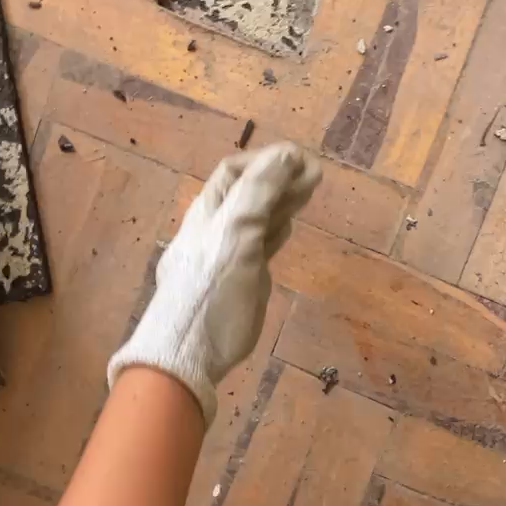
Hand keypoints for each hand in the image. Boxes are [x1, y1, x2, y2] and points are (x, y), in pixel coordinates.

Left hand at [106, 142, 320, 424]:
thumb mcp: (236, 232)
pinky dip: (276, 229)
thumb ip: (259, 192)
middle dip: (278, 177)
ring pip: (257, 216)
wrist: (191, 351)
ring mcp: (229, 253)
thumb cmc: (211, 289)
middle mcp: (217, 227)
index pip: (235, 171)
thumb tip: (287, 153)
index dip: (266, 160)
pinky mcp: (241, 277)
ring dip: (281, 200)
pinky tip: (287, 226)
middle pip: (248, 191)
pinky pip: (259, 243)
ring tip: (309, 190)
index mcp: (209, 212)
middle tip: (314, 173)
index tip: (300, 158)